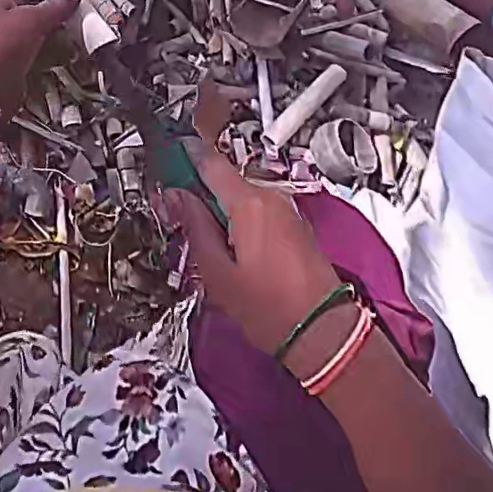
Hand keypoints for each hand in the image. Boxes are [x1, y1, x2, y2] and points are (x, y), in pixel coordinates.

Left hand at [0, 0, 82, 115]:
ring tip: (79, 35)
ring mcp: (12, 44)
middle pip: (40, 11)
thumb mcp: (32, 19)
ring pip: (44, 34)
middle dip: (60, 15)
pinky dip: (56, 55)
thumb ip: (56, 4)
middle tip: (81, 15)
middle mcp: (5, 20)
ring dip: (61, 37)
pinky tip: (68, 54)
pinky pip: (43, 55)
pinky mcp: (19, 65)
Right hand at [167, 138, 354, 378]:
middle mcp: (270, 197)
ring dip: (219, 208)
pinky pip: (257, 208)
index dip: (184, 155)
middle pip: (223, 178)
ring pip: (240, 195)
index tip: (166, 158)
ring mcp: (285, 208)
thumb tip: (177, 196)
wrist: (326, 335)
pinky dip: (239, 218)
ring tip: (207, 241)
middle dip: (198, 192)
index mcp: (249, 202)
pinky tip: (232, 248)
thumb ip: (194, 225)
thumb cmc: (272, 309)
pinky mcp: (294, 223)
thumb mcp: (217, 271)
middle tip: (177, 213)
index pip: (209, 161)